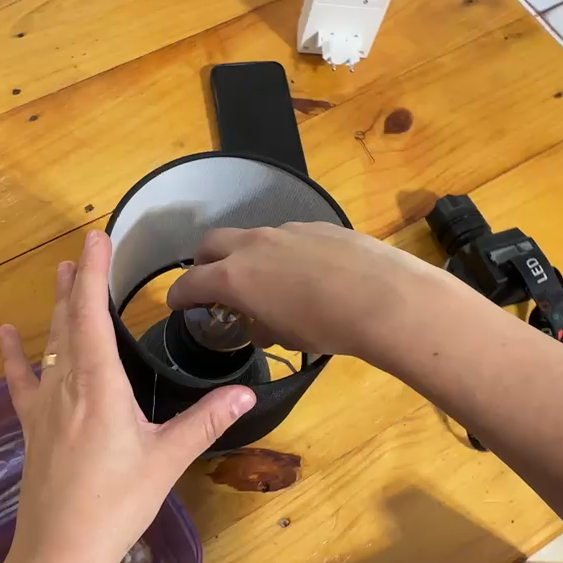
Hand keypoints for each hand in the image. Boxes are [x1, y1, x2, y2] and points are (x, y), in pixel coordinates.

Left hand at [0, 230, 256, 562]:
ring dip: (53, 307)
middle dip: (75, 282)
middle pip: (66, 321)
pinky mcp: (31, 427)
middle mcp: (66, 385)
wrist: (60, 552)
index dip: (92, 273)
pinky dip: (15, 355)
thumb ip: (205, 423)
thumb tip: (247, 393)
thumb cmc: (116, 504)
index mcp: (100, 386)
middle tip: (82, 250)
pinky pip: (21, 381)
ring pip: (48, 344)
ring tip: (57, 275)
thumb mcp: (167, 461)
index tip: (95, 238)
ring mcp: (44, 406)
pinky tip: (8, 335)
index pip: (91, 315)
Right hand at [165, 222, 457, 361]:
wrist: (385, 298)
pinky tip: (308, 273)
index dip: (179, 294)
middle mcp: (254, 245)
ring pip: (252, 236)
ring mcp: (287, 230)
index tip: (177, 303)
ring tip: (266, 280)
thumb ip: (261, 326)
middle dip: (204, 262)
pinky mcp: (318, 225)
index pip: (191, 282)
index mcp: (235, 276)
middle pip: (212, 243)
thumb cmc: (327, 327)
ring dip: (246, 255)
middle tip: (212, 283)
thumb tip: (258, 324)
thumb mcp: (285, 337)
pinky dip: (282, 252)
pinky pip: (287, 236)